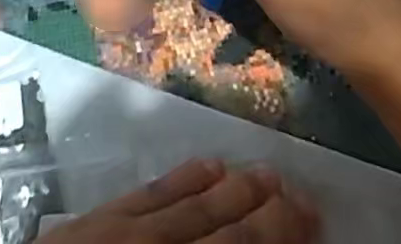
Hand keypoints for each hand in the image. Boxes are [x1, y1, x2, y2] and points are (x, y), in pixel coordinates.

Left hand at [40, 160, 317, 243]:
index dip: (277, 237)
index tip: (308, 220)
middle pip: (223, 232)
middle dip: (266, 214)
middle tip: (299, 195)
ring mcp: (122, 235)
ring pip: (190, 205)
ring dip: (233, 189)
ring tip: (266, 173)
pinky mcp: (92, 220)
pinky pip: (146, 192)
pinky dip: (181, 179)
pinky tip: (207, 164)